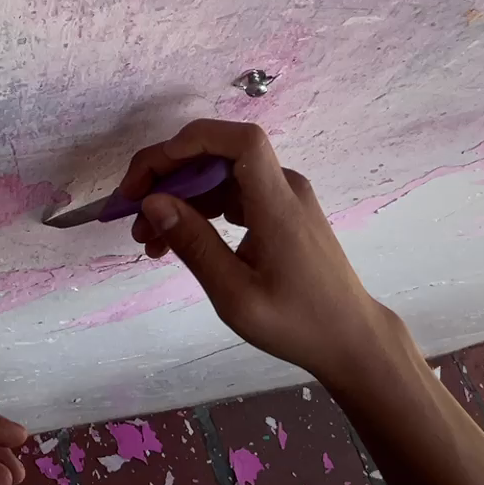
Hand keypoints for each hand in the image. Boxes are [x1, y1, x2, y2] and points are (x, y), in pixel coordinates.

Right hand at [120, 119, 408, 388]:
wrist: (354, 345)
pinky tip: (173, 240)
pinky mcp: (276, 211)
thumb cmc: (298, 324)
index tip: (153, 170)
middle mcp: (282, 187)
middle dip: (166, 174)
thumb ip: (193, 244)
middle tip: (129, 207)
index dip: (193, 140)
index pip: (240, 140)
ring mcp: (280, 197)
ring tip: (146, 237)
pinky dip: (197, 210)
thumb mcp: (236, 295)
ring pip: (216, 176)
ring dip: (176, 196)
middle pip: (216, 154)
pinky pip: (227, 195)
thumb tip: (151, 202)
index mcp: (277, 202)